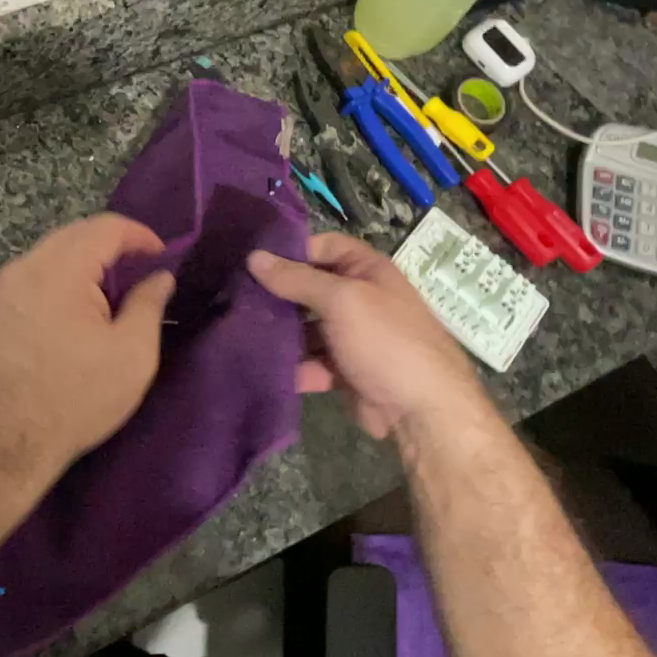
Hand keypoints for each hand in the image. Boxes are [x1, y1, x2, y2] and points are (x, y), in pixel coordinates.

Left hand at [0, 213, 176, 484]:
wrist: (9, 440)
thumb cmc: (78, 397)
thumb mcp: (132, 353)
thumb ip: (148, 304)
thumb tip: (160, 276)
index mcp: (61, 270)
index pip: (105, 227)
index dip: (140, 235)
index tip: (164, 256)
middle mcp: (27, 267)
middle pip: (76, 233)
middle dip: (113, 244)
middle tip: (143, 270)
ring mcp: (6, 288)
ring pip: (53, 252)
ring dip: (87, 260)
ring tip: (116, 288)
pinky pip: (37, 274)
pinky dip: (65, 276)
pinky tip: (82, 305)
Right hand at [247, 232, 480, 439]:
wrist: (421, 410)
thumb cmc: (385, 341)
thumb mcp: (341, 301)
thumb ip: (296, 279)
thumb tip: (254, 257)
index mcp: (367, 271)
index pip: (324, 246)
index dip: (291, 250)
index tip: (252, 262)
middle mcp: (360, 299)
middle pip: (310, 288)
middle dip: (277, 295)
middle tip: (235, 299)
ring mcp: (352, 336)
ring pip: (305, 328)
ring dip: (279, 334)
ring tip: (240, 335)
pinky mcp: (344, 370)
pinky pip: (310, 362)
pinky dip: (291, 367)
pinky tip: (261, 368)